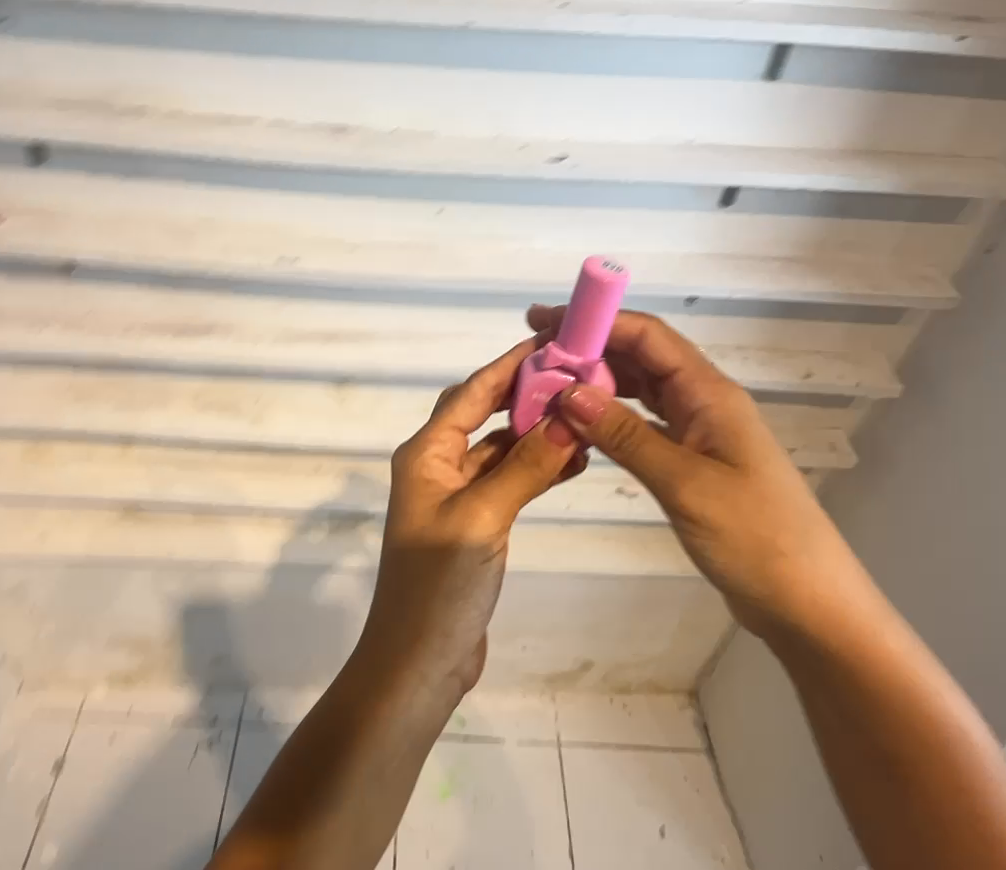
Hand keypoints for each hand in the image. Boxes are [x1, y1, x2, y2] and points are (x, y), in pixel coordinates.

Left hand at [352, 339, 586, 698]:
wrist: (420, 661)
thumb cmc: (439, 584)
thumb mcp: (484, 518)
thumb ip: (526, 466)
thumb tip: (567, 416)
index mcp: (425, 455)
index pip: (471, 394)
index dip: (509, 366)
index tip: (553, 345)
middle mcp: (437, 467)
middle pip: (485, 416)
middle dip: (527, 396)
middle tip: (578, 379)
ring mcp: (456, 497)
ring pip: (501, 450)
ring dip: (537, 435)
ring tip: (585, 420)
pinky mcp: (475, 524)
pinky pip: (509, 482)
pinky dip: (537, 469)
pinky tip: (573, 462)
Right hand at [527, 306, 867, 640]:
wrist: (806, 601)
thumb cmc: (754, 536)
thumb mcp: (684, 482)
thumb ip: (625, 435)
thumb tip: (568, 392)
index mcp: (709, 393)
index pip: (647, 336)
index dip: (596, 321)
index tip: (544, 322)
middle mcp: (704, 402)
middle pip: (641, 357)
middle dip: (589, 349)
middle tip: (534, 358)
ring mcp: (700, 433)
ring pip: (641, 391)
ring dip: (598, 384)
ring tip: (548, 388)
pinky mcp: (693, 463)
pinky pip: (645, 424)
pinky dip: (611, 419)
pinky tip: (582, 427)